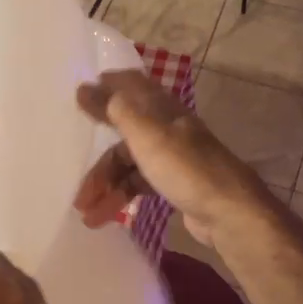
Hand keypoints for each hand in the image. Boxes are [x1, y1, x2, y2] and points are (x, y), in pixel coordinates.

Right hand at [74, 70, 263, 243]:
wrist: (229, 213)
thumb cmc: (186, 169)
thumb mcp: (147, 135)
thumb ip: (116, 110)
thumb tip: (86, 87)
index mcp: (163, 111)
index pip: (131, 88)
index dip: (107, 87)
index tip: (79, 93)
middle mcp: (167, 130)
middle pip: (124, 136)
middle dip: (98, 161)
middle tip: (73, 180)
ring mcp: (172, 159)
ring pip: (129, 166)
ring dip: (105, 186)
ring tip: (85, 212)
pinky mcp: (175, 184)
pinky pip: (138, 185)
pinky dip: (120, 198)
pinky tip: (103, 216)